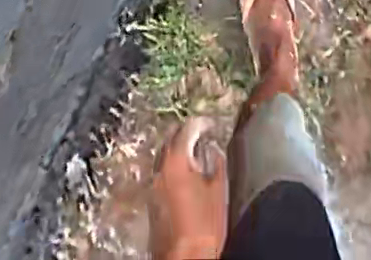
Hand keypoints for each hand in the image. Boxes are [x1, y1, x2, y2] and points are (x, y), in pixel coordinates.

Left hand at [149, 117, 226, 258]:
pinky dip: (171, 165)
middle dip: (185, 132)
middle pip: (170, 138)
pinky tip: (184, 173)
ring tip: (194, 152)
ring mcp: (153, 183)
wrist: (184, 259)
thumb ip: (216, 163)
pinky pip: (161, 171)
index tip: (211, 124)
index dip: (201, 123)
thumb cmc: (205, 225)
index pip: (187, 129)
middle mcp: (160, 167)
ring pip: (163, 155)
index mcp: (176, 160)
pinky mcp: (151, 199)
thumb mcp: (218, 191)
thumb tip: (213, 148)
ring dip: (177, 149)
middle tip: (201, 134)